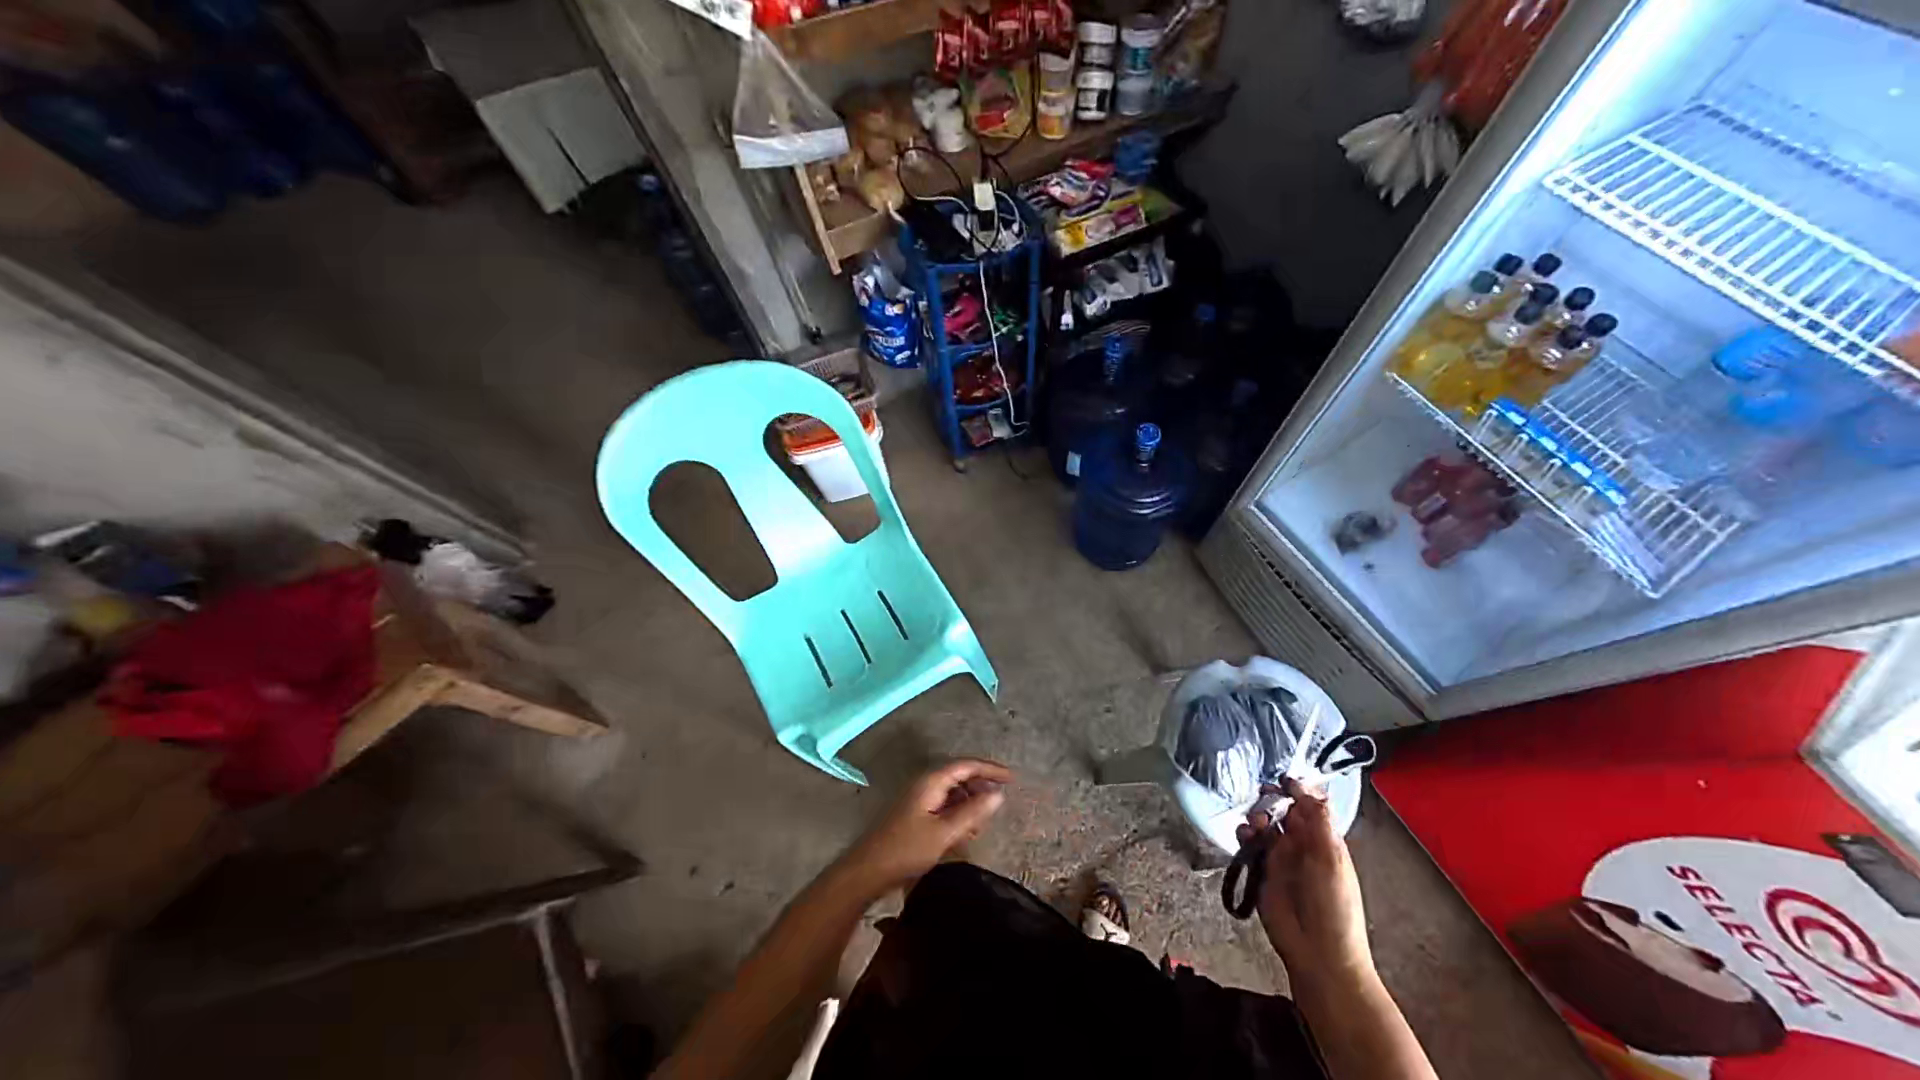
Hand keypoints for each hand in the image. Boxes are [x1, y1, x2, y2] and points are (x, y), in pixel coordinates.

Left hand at [835, 759, 1011, 896]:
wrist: (867, 870)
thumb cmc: (907, 849)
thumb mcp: (945, 832)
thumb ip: (972, 812)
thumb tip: (998, 794)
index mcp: (931, 781)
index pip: (965, 765)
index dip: (989, 768)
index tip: (1011, 778)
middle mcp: (924, 784)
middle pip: (958, 775)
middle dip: (980, 785)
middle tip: (999, 800)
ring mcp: (917, 799)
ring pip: (950, 791)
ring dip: (969, 801)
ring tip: (983, 821)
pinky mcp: (913, 815)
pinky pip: (942, 805)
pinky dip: (957, 813)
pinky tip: (965, 831)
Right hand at [1236, 776, 1374, 989]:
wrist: (1318, 951)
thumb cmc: (1333, 904)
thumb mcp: (1332, 859)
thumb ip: (1319, 822)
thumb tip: (1311, 788)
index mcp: (1324, 841)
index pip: (1309, 807)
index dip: (1297, 791)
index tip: (1282, 779)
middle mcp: (1302, 846)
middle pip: (1284, 812)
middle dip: (1272, 800)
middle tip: (1263, 796)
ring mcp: (1281, 859)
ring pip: (1265, 826)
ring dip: (1258, 817)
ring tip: (1256, 823)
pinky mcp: (1261, 872)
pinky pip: (1250, 846)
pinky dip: (1245, 835)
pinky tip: (1244, 834)